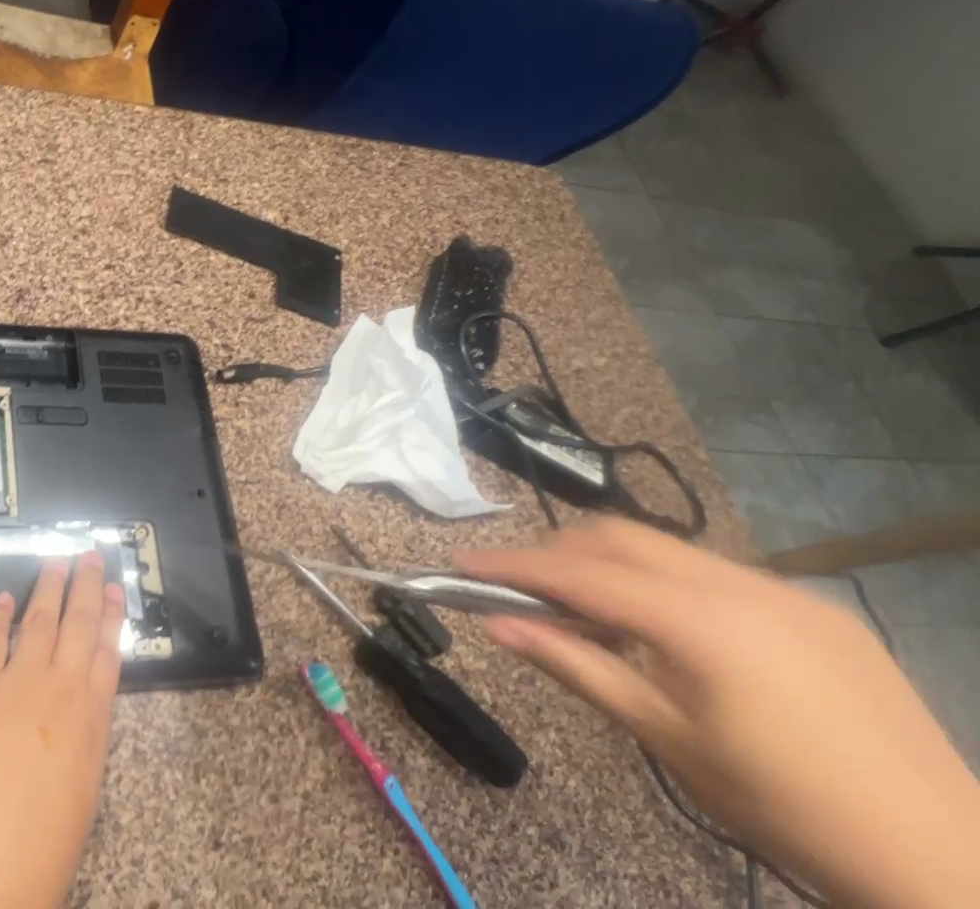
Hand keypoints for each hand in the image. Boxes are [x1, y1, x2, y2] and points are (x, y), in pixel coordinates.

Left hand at [0, 551, 126, 903]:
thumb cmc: (46, 832)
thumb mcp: (82, 791)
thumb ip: (79, 752)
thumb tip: (74, 737)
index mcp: (93, 716)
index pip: (108, 653)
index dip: (112, 618)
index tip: (114, 590)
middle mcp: (61, 686)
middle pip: (78, 625)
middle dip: (85, 587)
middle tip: (88, 556)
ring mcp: (19, 679)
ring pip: (39, 622)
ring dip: (47, 590)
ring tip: (53, 563)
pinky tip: (4, 599)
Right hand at [460, 520, 979, 908]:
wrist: (937, 853)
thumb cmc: (777, 802)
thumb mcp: (662, 735)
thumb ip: (575, 666)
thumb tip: (497, 624)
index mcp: (701, 621)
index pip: (580, 573)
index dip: (512, 564)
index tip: (459, 563)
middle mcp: (742, 585)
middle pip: (620, 536)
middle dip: (557, 551)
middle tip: (516, 586)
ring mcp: (787, 591)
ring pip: (667, 550)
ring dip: (609, 567)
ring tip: (583, 615)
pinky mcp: (817, 610)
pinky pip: (714, 575)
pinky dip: (662, 585)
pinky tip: (660, 634)